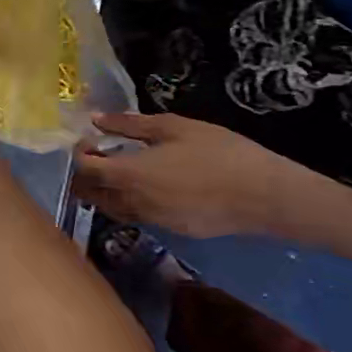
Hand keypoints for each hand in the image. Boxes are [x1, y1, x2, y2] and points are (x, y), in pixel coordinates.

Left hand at [72, 113, 349, 238]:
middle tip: (95, 155)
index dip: (79, 153)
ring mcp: (154, 221)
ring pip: (111, 209)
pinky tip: (143, 187)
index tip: (90, 140)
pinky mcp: (175, 232)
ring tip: (115, 169)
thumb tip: (97, 119)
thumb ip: (129, 124)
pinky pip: (136, 217)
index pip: (84, 169)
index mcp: (129, 175)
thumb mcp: (173, 127)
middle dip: (83, 175)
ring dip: (102, 191)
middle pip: (90, 193)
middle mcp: (134, 202)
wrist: (272, 197)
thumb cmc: (221, 154)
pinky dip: (126, 203)